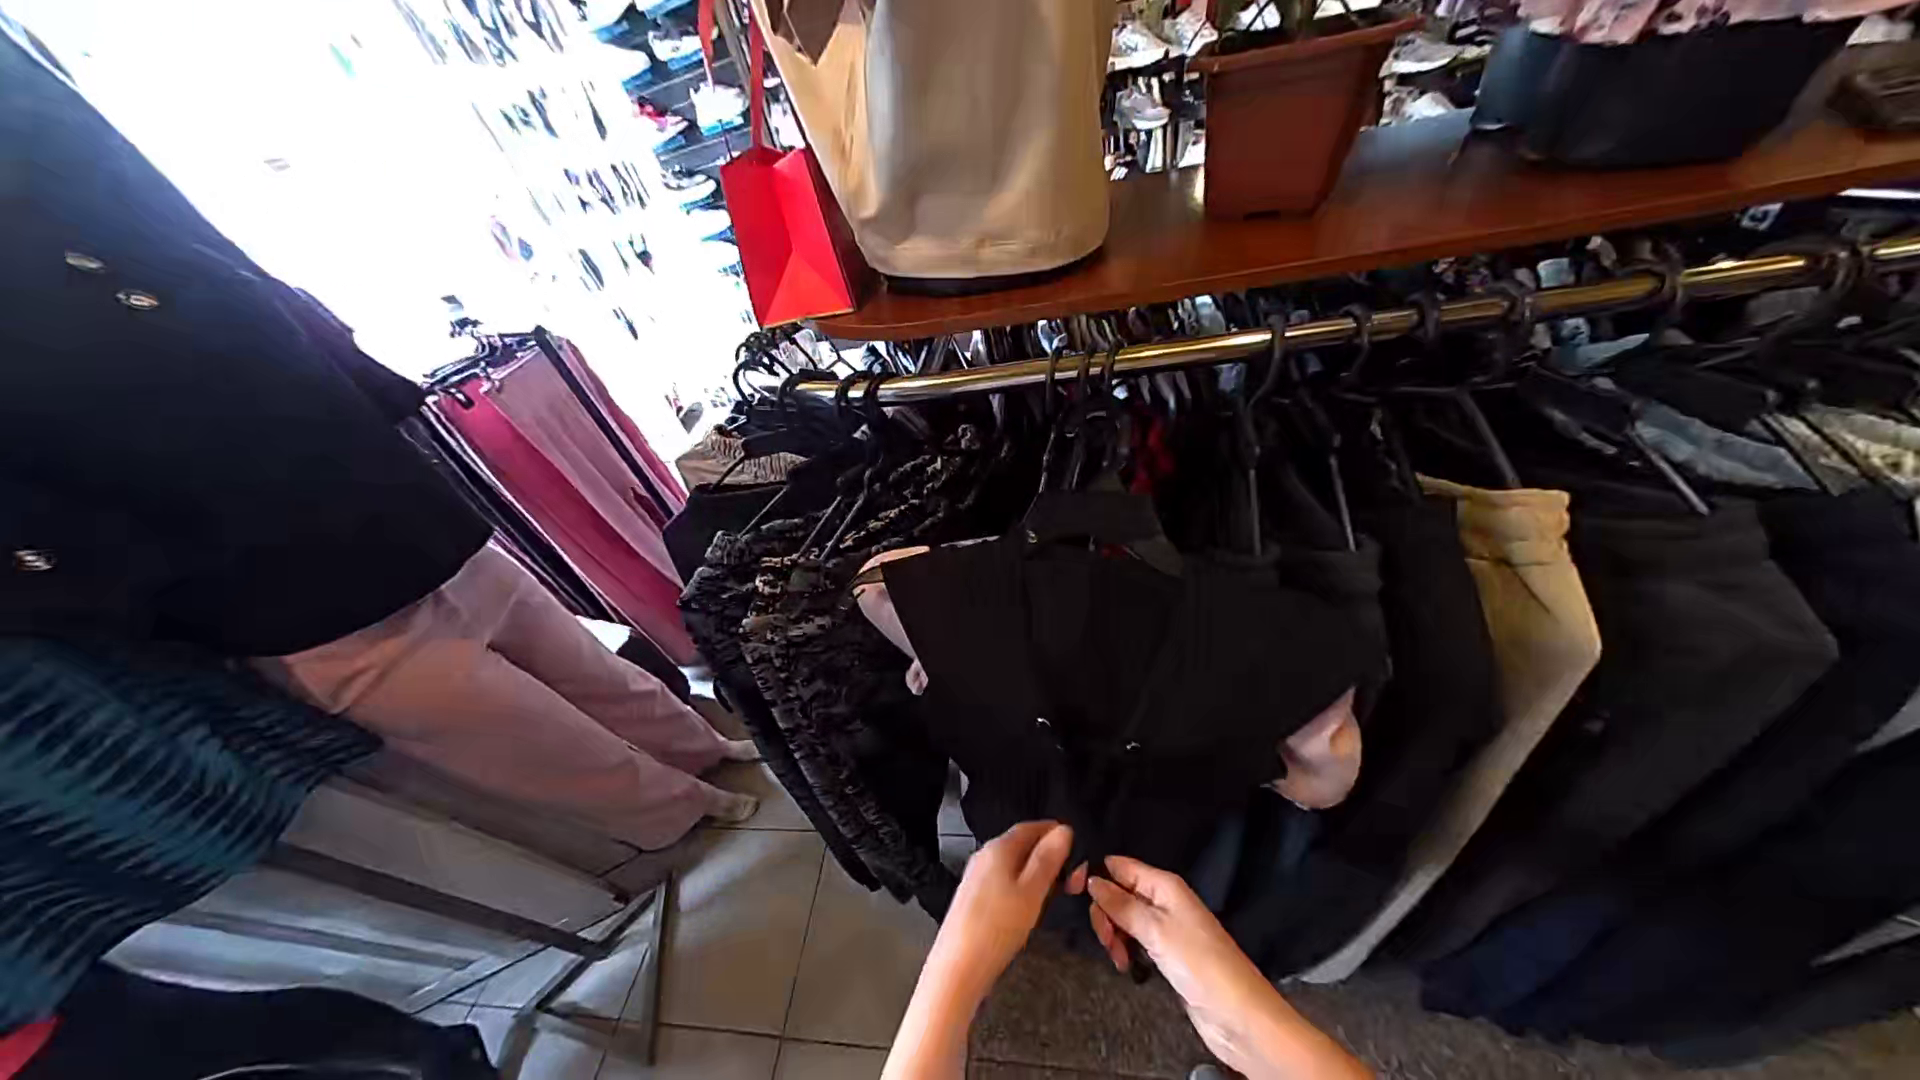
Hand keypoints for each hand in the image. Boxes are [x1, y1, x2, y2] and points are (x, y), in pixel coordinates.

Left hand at [924, 820, 1072, 1005]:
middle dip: (1049, 855)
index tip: (1076, 847)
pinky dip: (1023, 886)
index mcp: (998, 848)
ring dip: (1037, 873)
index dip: (1055, 832)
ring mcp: (977, 876)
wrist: (957, 968)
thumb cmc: (996, 928)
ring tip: (1058, 893)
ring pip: (1014, 864)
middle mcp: (984, 856)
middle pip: (1022, 844)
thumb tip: (1063, 830)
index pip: (1031, 826)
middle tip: (1072, 878)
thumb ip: (1048, 859)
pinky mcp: (974, 897)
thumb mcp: (1031, 892)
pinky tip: (1031, 906)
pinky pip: (1004, 880)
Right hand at [1074, 856, 1371, 1079]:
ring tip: (1119, 958)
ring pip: (1124, 918)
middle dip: (1105, 913)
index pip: (1119, 865)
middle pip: (1118, 892)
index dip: (1097, 875)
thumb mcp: (1156, 931)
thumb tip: (1091, 879)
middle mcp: (1163, 900)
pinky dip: (1126, 950)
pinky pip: (1135, 940)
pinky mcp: (1166, 953)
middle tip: (1108, 940)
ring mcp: (1165, 927)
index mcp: (1164, 885)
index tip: (1075, 893)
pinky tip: (1126, 965)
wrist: (1240, 1018)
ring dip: (1114, 935)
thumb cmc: (1200, 966)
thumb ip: (1121, 904)